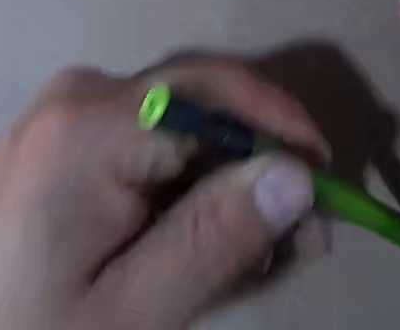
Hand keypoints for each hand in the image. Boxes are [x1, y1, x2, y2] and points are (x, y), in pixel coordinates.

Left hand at [0, 62, 331, 329]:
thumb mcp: (123, 315)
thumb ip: (214, 238)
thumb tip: (300, 175)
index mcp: (95, 122)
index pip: (216, 97)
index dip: (280, 133)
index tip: (327, 192)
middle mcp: (89, 92)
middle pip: (205, 109)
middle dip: (258, 167)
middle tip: (299, 241)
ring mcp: (76, 108)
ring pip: (185, 132)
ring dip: (227, 186)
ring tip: (258, 256)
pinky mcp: (71, 133)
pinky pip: (153, 146)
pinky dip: (188, 191)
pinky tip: (203, 243)